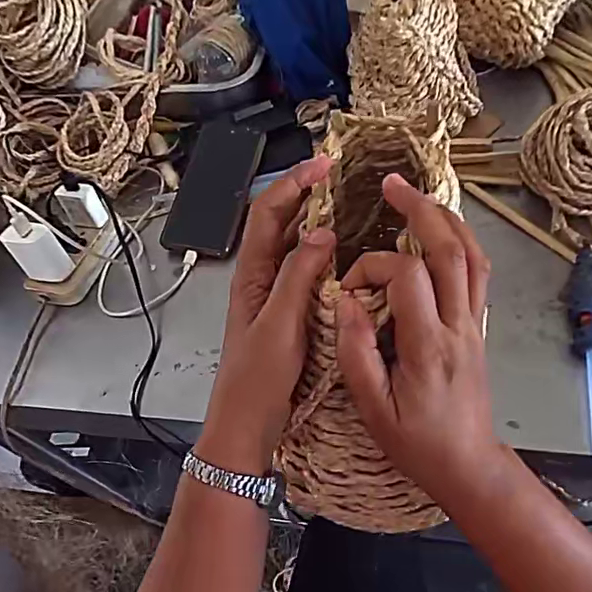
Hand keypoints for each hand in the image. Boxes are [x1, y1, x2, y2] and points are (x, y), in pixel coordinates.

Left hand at [196, 154, 335, 476]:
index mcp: (252, 277)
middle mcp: (261, 280)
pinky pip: (306, 273)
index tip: (323, 166)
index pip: (267, 213)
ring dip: (315, 220)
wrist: (247, 426)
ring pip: (293, 246)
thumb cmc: (256, 383)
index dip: (293, 184)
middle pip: (279, 222)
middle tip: (339, 176)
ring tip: (344, 204)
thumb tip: (321, 233)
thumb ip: (298, 278)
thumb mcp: (280, 327)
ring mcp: (275, 297)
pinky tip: (344, 254)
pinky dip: (324, 254)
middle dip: (305, 193)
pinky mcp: (290, 314)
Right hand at [334, 175, 511, 508]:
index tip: (351, 285)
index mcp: (428, 346)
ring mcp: (474, 326)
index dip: (373, 265)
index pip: (406, 277)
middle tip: (392, 185)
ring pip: (472, 257)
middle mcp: (458, 327)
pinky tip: (443, 235)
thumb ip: (356, 352)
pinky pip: (477, 275)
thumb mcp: (373, 409)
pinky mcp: (478, 329)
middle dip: (420, 210)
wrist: (468, 464)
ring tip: (418, 198)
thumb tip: (346, 302)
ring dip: (447, 220)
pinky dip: (462, 245)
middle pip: (450, 250)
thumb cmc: (418, 444)